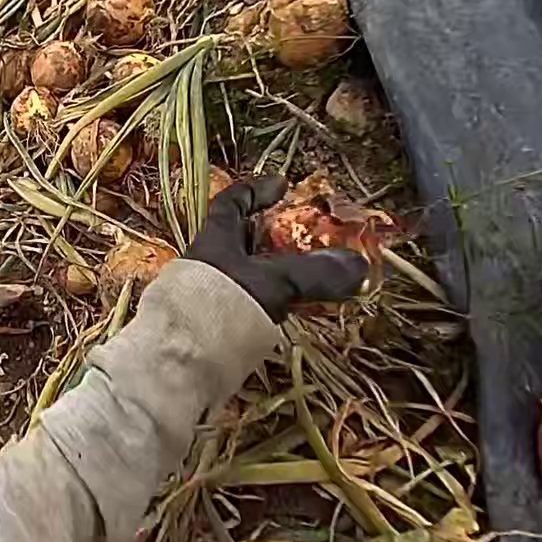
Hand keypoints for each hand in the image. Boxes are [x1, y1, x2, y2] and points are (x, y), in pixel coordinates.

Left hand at [185, 176, 369, 320]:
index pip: (231, 203)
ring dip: (270, 271)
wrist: (183, 357)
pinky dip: (265, 300)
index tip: (281, 185)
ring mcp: (204, 292)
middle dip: (269, 235)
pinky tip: (284, 312)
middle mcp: (205, 261)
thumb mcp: (274, 281)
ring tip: (301, 277)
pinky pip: (242, 300)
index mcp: (215, 239)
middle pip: (238, 238)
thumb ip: (315, 273)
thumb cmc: (221, 303)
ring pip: (242, 271)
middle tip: (302, 238)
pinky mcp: (209, 321)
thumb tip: (358, 264)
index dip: (255, 190)